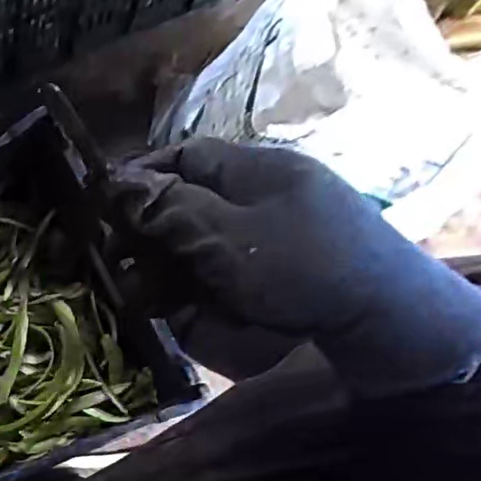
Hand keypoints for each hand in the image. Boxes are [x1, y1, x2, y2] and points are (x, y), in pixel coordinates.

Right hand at [107, 138, 480, 396]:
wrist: (378, 322)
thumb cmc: (305, 265)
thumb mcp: (230, 234)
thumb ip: (171, 210)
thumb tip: (115, 185)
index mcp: (252, 172)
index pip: (182, 158)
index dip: (140, 178)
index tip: (102, 207)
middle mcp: (251, 201)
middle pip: (180, 205)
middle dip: (142, 233)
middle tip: (111, 260)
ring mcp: (256, 242)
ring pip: (187, 247)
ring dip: (155, 268)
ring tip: (132, 293)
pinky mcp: (258, 279)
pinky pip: (205, 277)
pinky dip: (179, 291)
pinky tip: (163, 308)